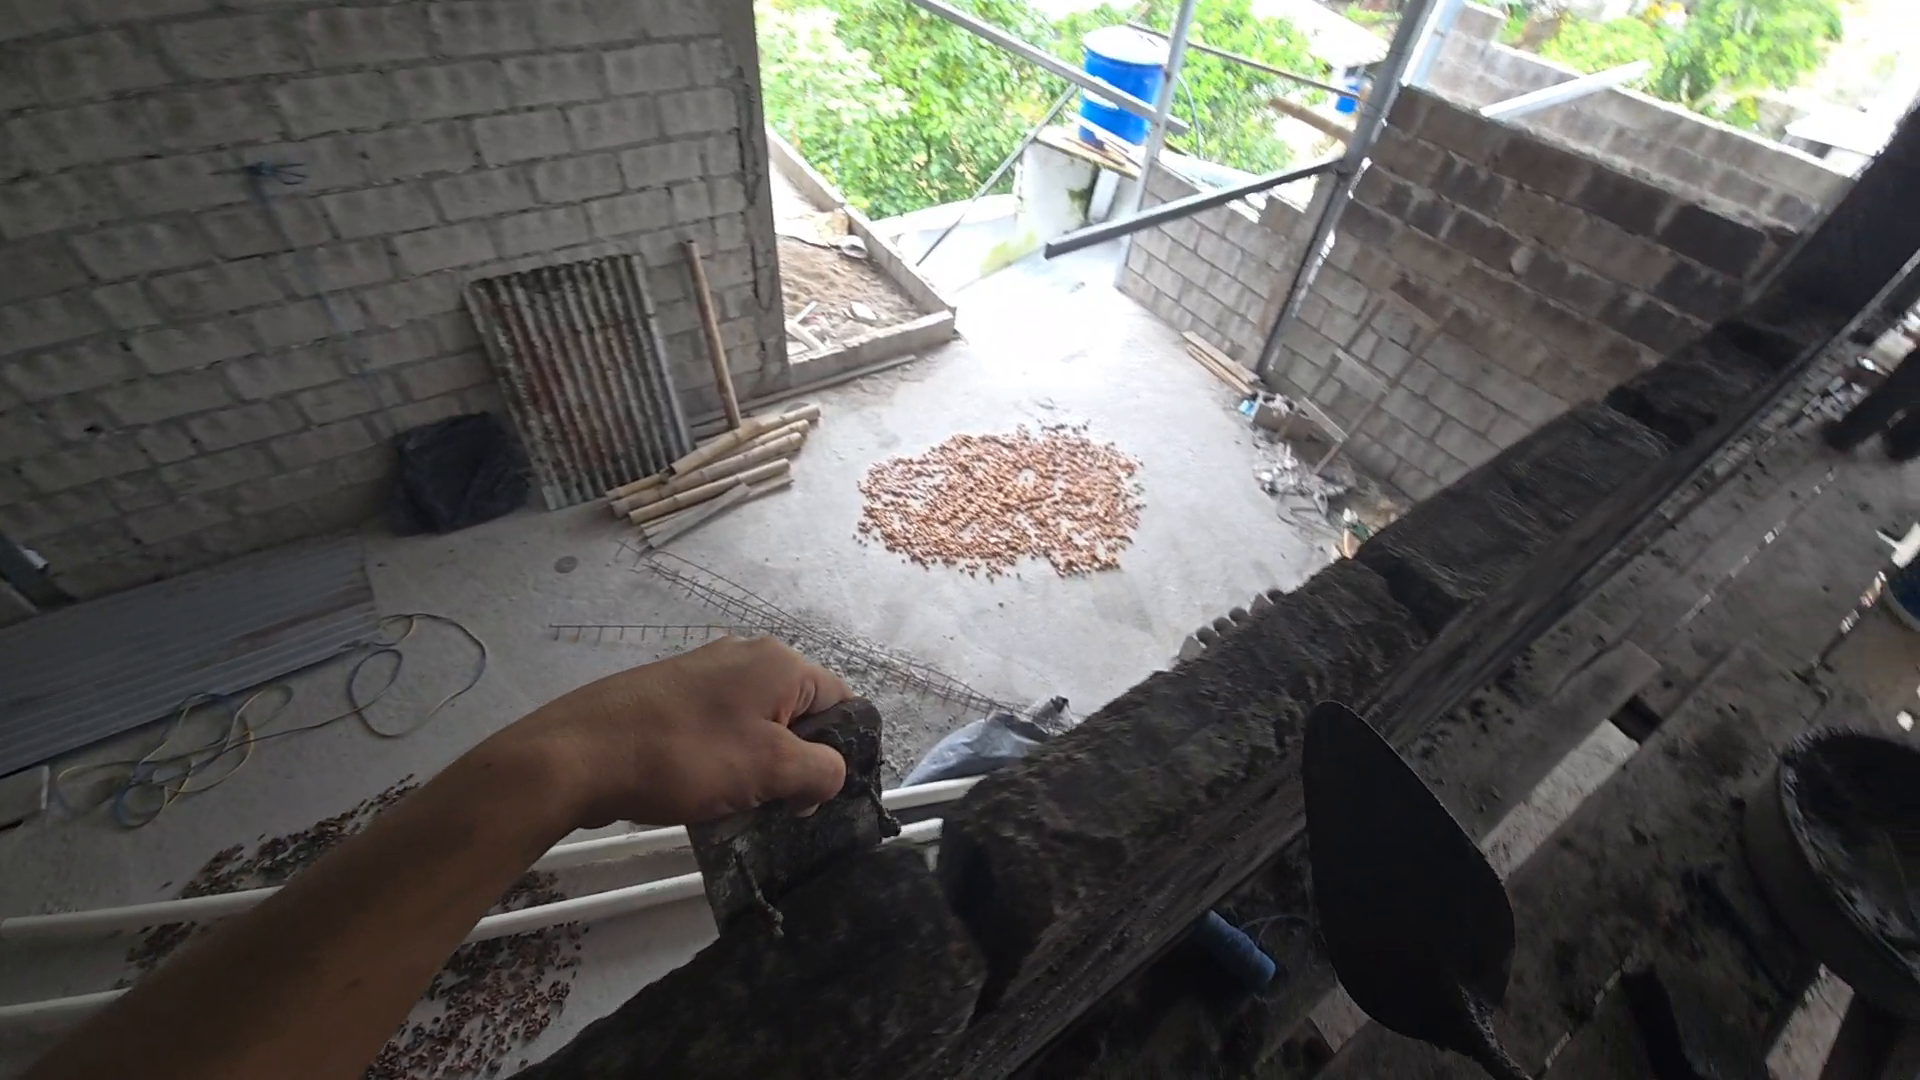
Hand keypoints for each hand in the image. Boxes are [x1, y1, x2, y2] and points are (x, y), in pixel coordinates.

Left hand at [494, 637, 853, 828]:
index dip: (839, 748)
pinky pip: (721, 722)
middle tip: (772, 799)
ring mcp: (706, 669)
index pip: (841, 700)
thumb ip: (823, 771)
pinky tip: (700, 784)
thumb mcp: (770, 769)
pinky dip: (724, 754)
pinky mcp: (674, 690)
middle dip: (795, 758)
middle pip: (800, 711)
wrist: (578, 754)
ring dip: (758, 762)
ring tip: (733, 798)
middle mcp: (748, 653)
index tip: (813, 790)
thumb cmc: (686, 756)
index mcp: (780, 662)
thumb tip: (828, 776)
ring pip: (759, 720)